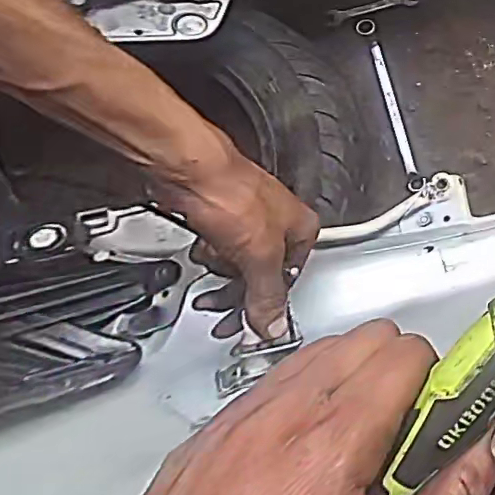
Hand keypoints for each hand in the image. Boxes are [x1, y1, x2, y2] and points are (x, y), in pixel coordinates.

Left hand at [43, 320, 494, 494]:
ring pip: (320, 355)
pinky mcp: (190, 455)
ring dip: (356, 387)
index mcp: (320, 456)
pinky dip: (305, 405)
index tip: (457, 411)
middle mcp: (266, 430)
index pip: (410, 354)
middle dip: (406, 377)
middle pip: (369, 339)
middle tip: (411, 444)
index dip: (445, 381)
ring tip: (358, 462)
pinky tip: (304, 473)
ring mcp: (221, 437)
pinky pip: (269, 389)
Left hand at [152, 144, 319, 340]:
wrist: (189, 170)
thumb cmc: (231, 195)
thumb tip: (273, 325)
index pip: (289, 279)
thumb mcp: (257, 255)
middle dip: (236, 289)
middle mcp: (284, 224)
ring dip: (220, 268)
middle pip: (263, 271)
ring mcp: (253, 219)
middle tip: (214, 304)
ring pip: (239, 260)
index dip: (265, 302)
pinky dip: (208, 251)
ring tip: (209, 261)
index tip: (244, 323)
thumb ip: (266, 294)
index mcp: (305, 230)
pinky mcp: (224, 215)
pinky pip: (219, 246)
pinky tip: (201, 246)